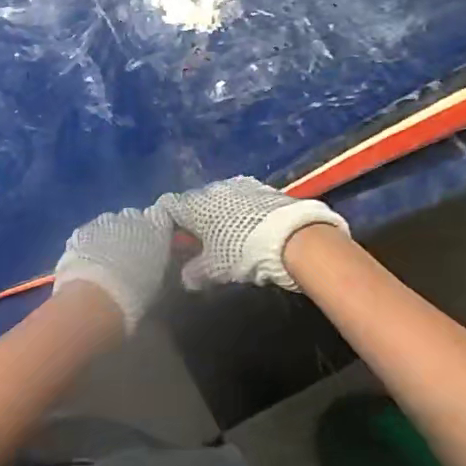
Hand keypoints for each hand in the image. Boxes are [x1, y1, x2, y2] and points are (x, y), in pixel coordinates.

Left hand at [53, 204, 173, 330]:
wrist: (98, 294)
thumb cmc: (139, 292)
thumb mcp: (165, 278)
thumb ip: (165, 261)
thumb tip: (163, 258)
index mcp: (157, 227)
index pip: (159, 216)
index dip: (154, 229)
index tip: (153, 242)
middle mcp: (130, 218)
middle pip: (131, 218)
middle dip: (130, 231)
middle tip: (128, 253)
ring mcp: (102, 222)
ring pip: (108, 223)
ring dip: (108, 235)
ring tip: (105, 258)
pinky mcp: (79, 231)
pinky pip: (88, 233)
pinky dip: (88, 242)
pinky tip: (87, 260)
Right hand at [157, 176, 348, 291]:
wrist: (298, 239)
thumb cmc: (242, 251)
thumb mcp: (214, 269)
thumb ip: (194, 272)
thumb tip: (186, 278)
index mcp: (192, 205)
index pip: (169, 206)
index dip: (168, 221)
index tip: (172, 237)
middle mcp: (213, 189)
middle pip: (195, 201)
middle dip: (195, 218)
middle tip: (199, 239)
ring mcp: (242, 186)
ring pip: (222, 199)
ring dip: (221, 213)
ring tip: (227, 233)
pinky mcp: (268, 189)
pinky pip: (246, 200)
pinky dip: (243, 211)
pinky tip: (251, 228)